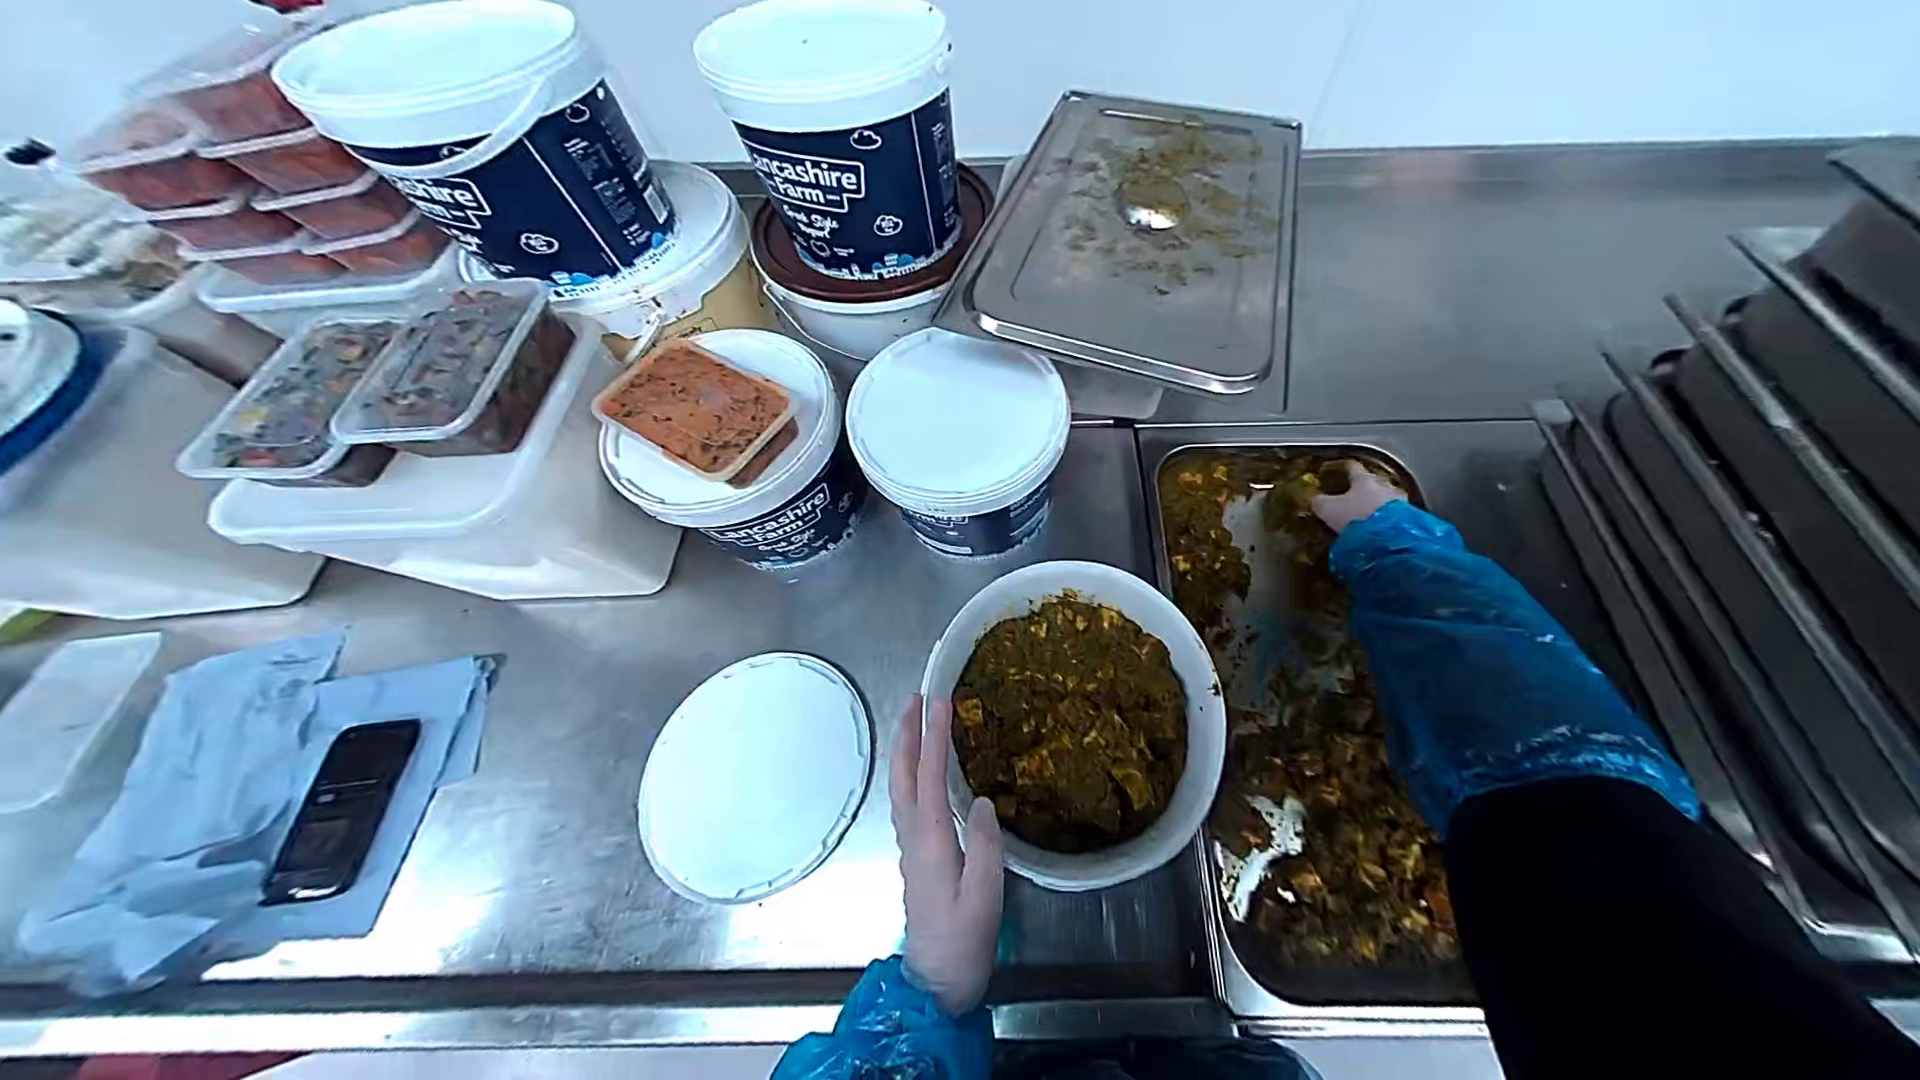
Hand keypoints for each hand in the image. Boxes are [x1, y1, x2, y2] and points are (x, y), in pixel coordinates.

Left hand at [890, 694, 1003, 1015]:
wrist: (934, 983)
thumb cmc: (963, 942)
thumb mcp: (986, 897)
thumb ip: (984, 846)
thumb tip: (980, 800)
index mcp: (930, 839)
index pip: (931, 775)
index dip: (935, 736)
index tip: (941, 702)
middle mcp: (913, 835)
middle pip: (904, 773)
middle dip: (908, 732)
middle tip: (917, 698)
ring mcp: (910, 844)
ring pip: (902, 784)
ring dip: (906, 747)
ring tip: (916, 720)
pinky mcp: (915, 853)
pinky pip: (908, 798)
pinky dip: (911, 770)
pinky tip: (921, 767)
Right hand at [1312, 460, 1406, 533]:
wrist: (1388, 539)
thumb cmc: (1356, 517)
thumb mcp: (1328, 509)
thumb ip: (1320, 502)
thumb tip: (1315, 499)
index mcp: (1364, 479)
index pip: (1352, 467)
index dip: (1342, 467)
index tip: (1336, 467)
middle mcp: (1384, 486)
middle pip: (1372, 482)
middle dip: (1363, 487)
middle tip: (1352, 494)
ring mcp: (1400, 501)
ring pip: (1385, 497)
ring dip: (1377, 503)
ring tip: (1367, 513)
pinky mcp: (1410, 518)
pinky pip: (1395, 513)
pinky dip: (1386, 517)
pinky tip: (1378, 526)